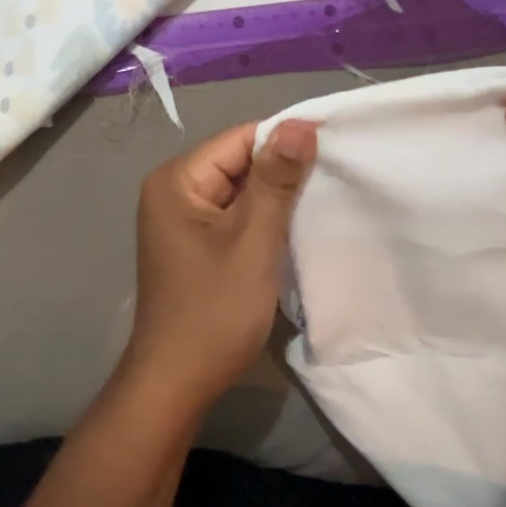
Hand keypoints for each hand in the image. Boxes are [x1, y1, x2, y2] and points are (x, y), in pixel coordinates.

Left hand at [122, 120, 317, 411]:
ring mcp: (179, 218)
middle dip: (281, 170)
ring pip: (238, 189)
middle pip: (237, 161)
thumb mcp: (253, 241)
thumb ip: (276, 180)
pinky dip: (260, 219)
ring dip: (274, 197)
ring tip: (320, 203)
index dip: (286, 141)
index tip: (334, 151)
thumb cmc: (214, 311)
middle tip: (333, 181)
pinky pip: (232, 214)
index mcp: (176, 180)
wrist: (176, 383)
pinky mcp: (191, 243)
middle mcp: (171, 190)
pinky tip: (290, 230)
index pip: (240, 139)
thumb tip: (301, 123)